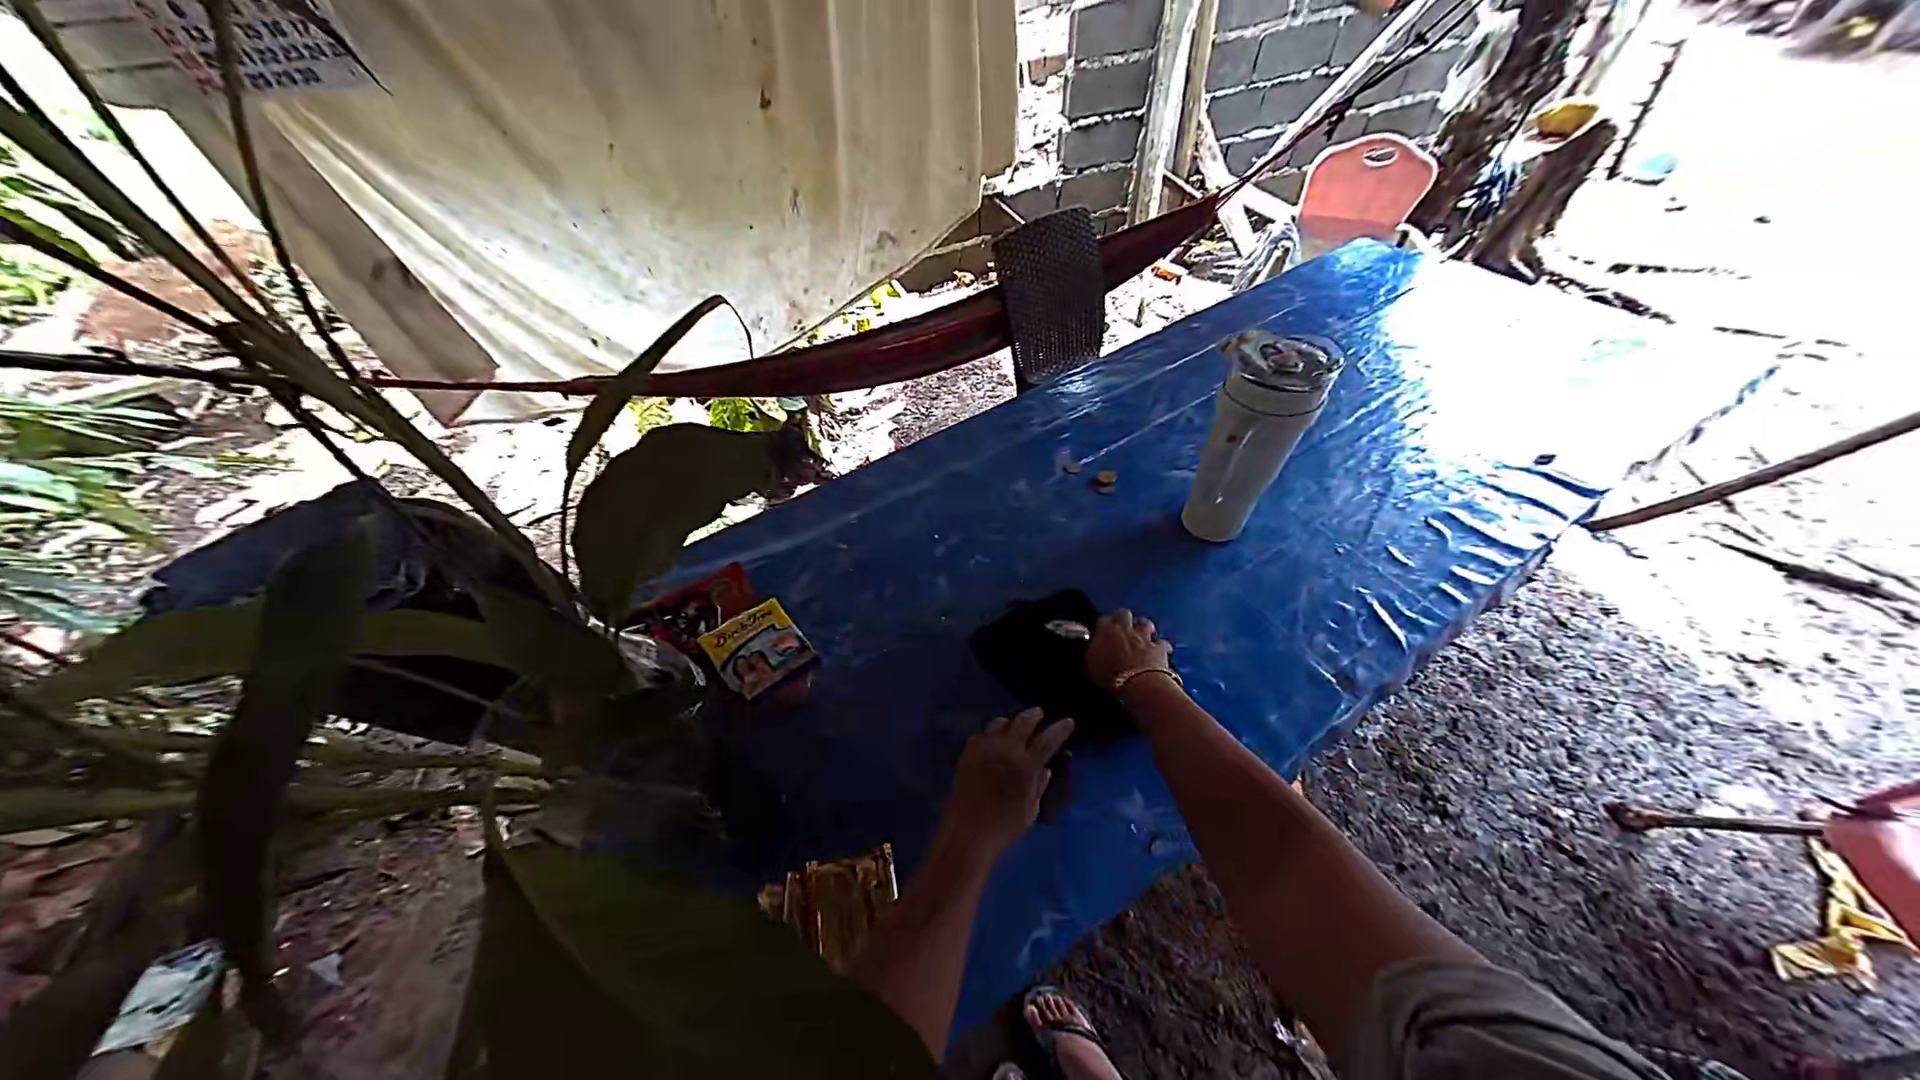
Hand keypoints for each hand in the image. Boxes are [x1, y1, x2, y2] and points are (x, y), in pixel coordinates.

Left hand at [939, 708, 1074, 864]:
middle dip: (1034, 715)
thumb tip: (1044, 769)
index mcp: (1026, 766)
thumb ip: (1038, 786)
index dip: (1060, 729)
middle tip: (1039, 713)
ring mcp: (985, 748)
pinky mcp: (969, 751)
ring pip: (1001, 723)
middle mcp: (1007, 750)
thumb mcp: (1030, 809)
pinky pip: (984, 734)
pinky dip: (993, 733)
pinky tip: (995, 741)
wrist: (968, 831)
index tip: (1068, 721)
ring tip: (1016, 726)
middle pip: (1023, 721)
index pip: (1049, 739)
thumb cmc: (1004, 826)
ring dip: (1012, 722)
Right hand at [1086, 608, 1173, 692]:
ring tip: (1141, 631)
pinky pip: (1161, 642)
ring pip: (1144, 623)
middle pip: (1123, 614)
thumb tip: (1094, 645)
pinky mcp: (1159, 648)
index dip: (1102, 624)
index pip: (1102, 619)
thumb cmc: (1111, 674)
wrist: (1138, 684)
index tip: (1100, 630)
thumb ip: (1093, 649)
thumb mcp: (1092, 663)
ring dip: (1142, 626)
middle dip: (1122, 617)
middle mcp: (1125, 629)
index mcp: (1106, 631)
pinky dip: (1159, 644)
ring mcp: (1144, 637)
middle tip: (1120, 625)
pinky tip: (1158, 648)